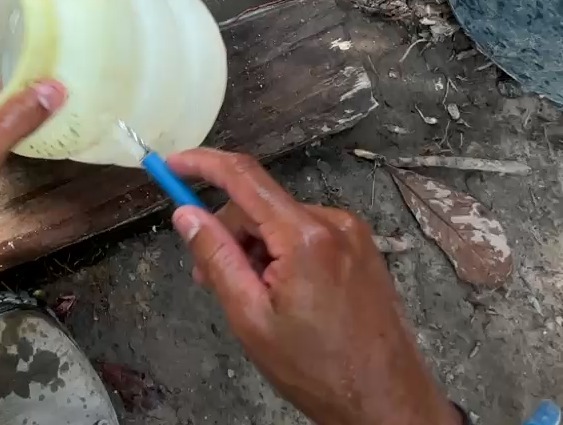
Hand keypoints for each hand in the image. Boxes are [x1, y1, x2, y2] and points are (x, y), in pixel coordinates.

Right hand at [166, 149, 460, 424]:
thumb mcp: (250, 318)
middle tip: (206, 274)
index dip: (200, 163)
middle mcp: (332, 222)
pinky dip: (279, 250)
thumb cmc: (318, 371)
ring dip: (253, 245)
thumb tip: (184, 212)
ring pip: (277, 218)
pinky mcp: (360, 247)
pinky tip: (279, 290)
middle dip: (225, 230)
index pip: (242, 176)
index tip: (170, 164)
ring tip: (249, 294)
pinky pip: (302, 231)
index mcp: (305, 236)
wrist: (392, 410)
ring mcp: (351, 233)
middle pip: (257, 203)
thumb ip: (215, 256)